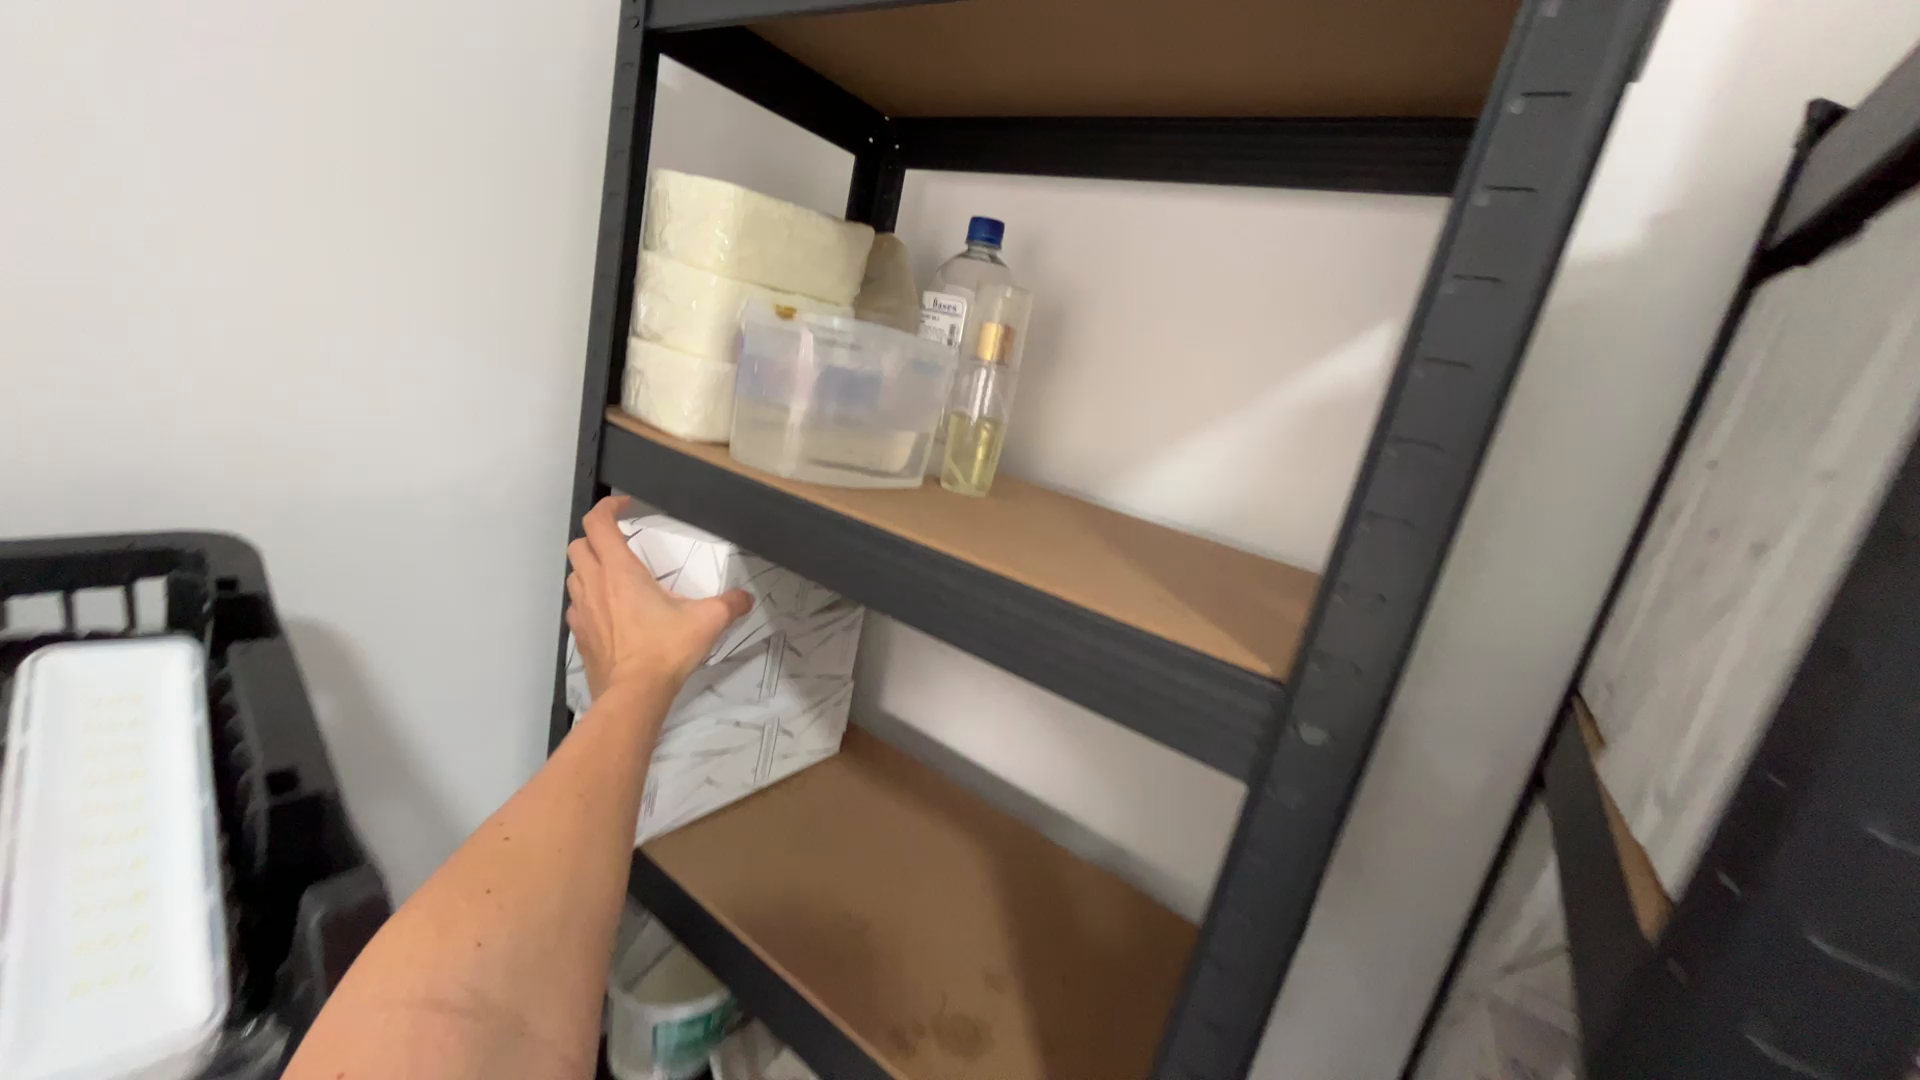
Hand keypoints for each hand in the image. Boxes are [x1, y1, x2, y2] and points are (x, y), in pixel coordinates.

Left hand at [566, 495, 752, 698]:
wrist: (634, 694)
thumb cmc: (665, 649)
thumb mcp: (708, 621)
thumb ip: (730, 603)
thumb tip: (745, 598)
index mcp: (621, 571)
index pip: (598, 523)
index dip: (608, 507)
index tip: (626, 506)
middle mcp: (595, 585)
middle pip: (579, 545)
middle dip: (597, 537)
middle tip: (622, 543)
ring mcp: (583, 611)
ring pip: (575, 575)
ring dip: (591, 568)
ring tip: (616, 576)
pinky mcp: (581, 635)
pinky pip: (578, 606)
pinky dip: (590, 599)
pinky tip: (611, 611)